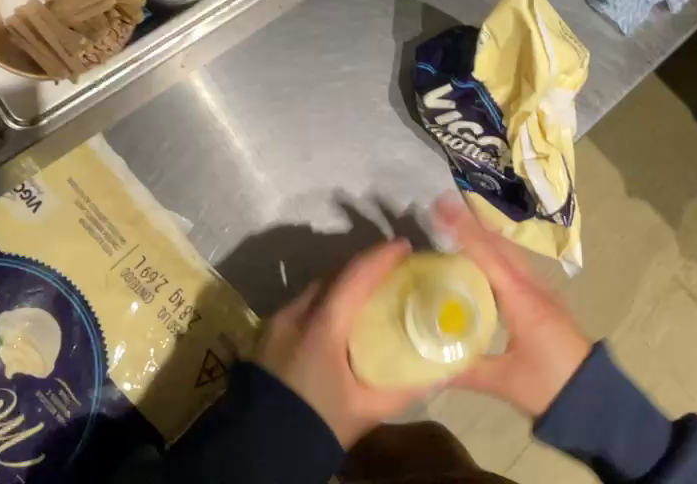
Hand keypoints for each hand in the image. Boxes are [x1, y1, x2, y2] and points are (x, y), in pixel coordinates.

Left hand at [255, 238, 436, 447]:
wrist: (257, 451)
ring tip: (369, 289)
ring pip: (317, 287)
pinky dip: (326, 299)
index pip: (355, 276)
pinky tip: (339, 314)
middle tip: (392, 268)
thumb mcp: (365, 410)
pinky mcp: (267, 333)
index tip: (405, 245)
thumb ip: (404, 387)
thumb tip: (440, 372)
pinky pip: (303, 303)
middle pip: (335, 274)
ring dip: (343, 281)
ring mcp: (277, 321)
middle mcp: (296, 313)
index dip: (382, 256)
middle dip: (364, 265)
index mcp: (322, 326)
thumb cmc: (317, 425)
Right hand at [434, 195, 593, 416]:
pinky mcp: (544, 298)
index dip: (463, 230)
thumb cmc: (550, 385)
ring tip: (459, 221)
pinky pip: (516, 263)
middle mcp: (532, 286)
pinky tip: (483, 256)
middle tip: (443, 207)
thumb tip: (427, 367)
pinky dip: (496, 250)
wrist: (594, 396)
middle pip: (499, 244)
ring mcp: (541, 289)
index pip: (487, 256)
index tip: (442, 208)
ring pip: (509, 251)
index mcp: (521, 300)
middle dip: (472, 223)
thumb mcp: (505, 382)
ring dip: (485, 234)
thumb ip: (466, 371)